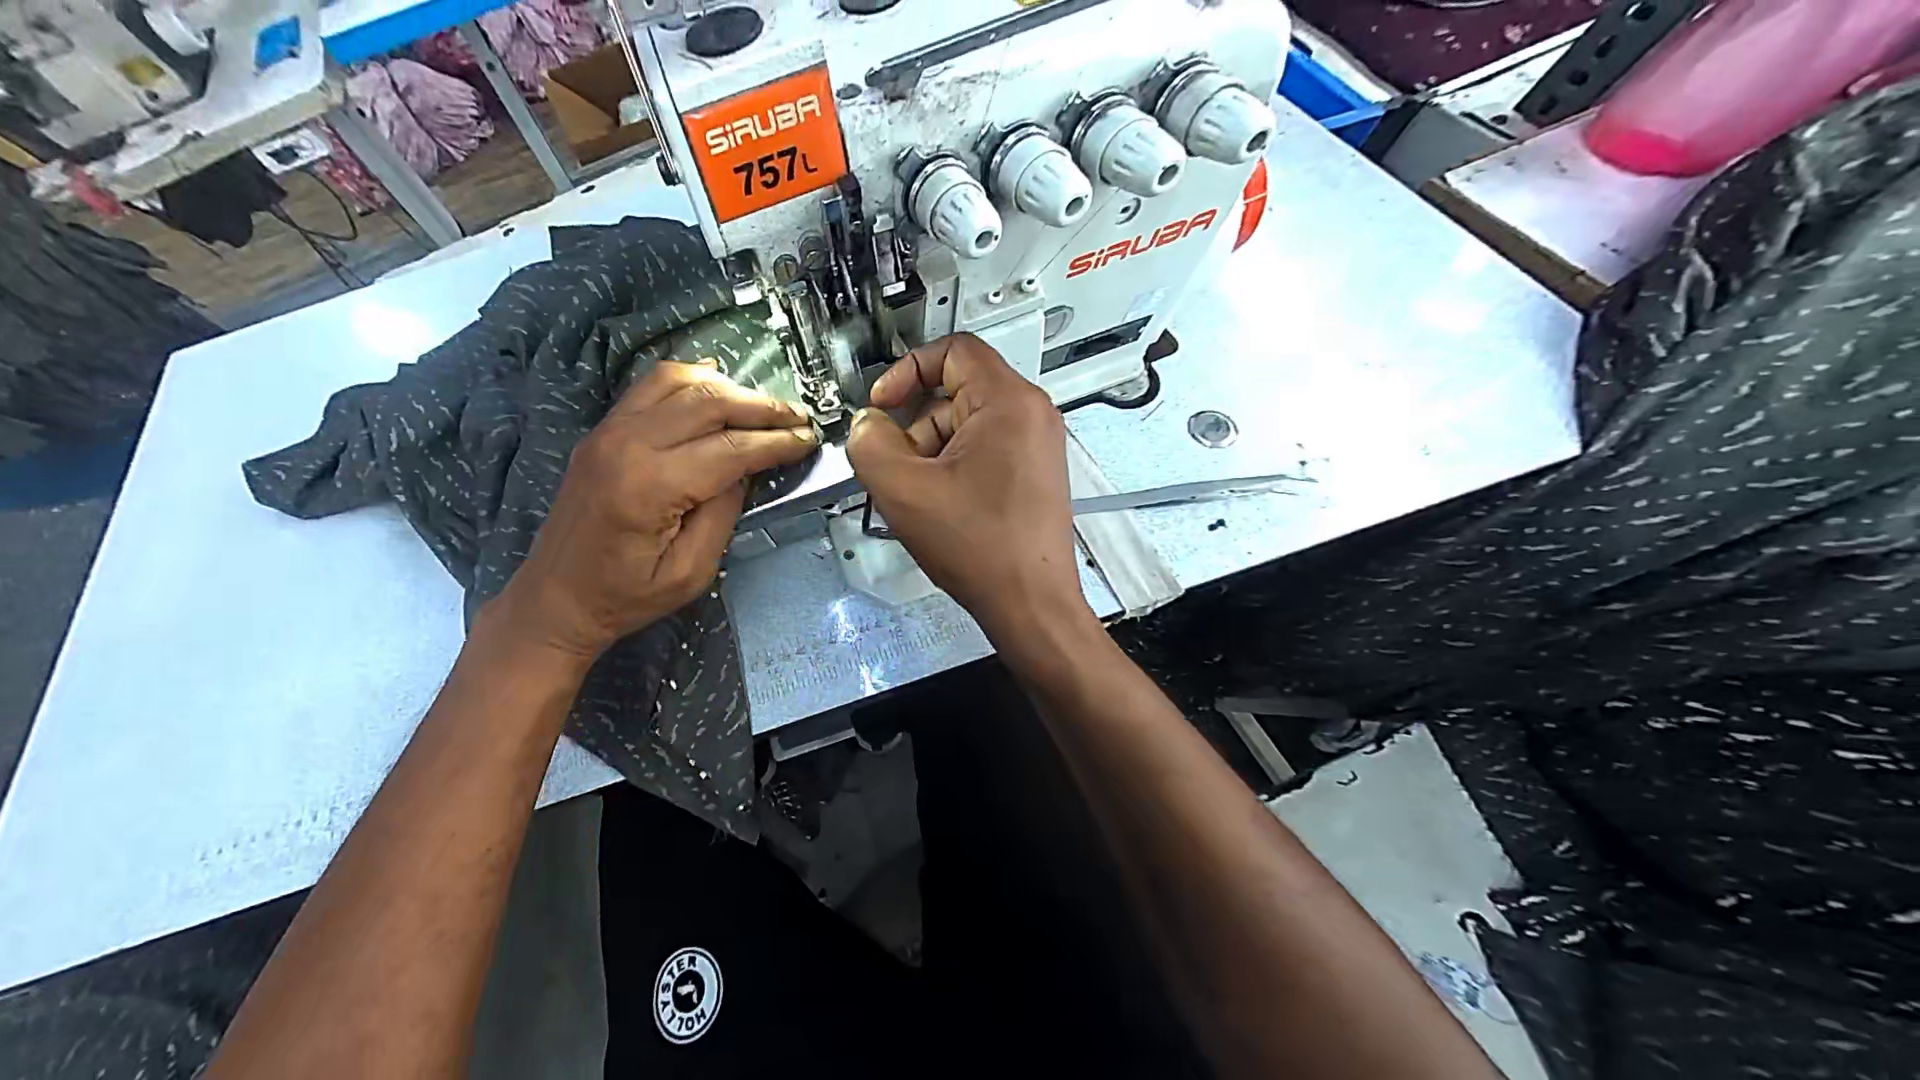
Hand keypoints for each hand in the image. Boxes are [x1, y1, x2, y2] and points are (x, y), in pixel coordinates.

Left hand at [491, 361, 817, 661]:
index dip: (777, 442)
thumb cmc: (624, 597)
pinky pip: (652, 386)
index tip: (809, 441)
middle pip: (709, 402)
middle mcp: (627, 444)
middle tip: (799, 418)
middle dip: (762, 407)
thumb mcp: (691, 572)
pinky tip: (718, 390)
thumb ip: (724, 513)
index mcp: (650, 486)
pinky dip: (691, 380)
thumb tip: (749, 468)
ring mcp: (609, 431)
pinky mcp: (603, 430)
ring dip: (730, 388)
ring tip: (764, 407)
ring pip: (680, 381)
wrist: (555, 598)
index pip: (731, 447)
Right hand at [847, 334, 1091, 637]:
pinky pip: (982, 452)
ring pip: (964, 427)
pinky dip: (953, 471)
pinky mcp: (1032, 474)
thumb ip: (868, 443)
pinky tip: (943, 509)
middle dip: (916, 428)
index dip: (906, 370)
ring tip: (924, 499)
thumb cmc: (985, 550)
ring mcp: (1036, 447)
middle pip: (954, 394)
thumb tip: (867, 426)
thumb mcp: (904, 489)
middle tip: (900, 466)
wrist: (1029, 603)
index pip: (952, 350)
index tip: (884, 403)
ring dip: (932, 455)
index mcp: (1009, 403)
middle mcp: (1032, 417)